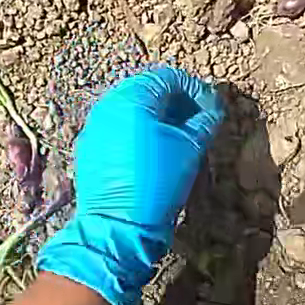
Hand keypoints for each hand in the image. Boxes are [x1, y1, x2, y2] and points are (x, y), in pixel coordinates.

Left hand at [38, 66, 223, 304]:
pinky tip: (158, 153)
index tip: (212, 107)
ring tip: (181, 137)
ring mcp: (95, 128)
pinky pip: (120, 130)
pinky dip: (141, 133)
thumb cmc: (157, 183)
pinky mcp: (91, 150)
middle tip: (199, 121)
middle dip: (177, 102)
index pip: (168, 77)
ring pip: (133, 111)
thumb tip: (213, 108)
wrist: (118, 227)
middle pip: (148, 91)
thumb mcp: (190, 149)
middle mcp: (108, 106)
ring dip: (159, 118)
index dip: (195, 89)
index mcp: (132, 99)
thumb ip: (204, 122)